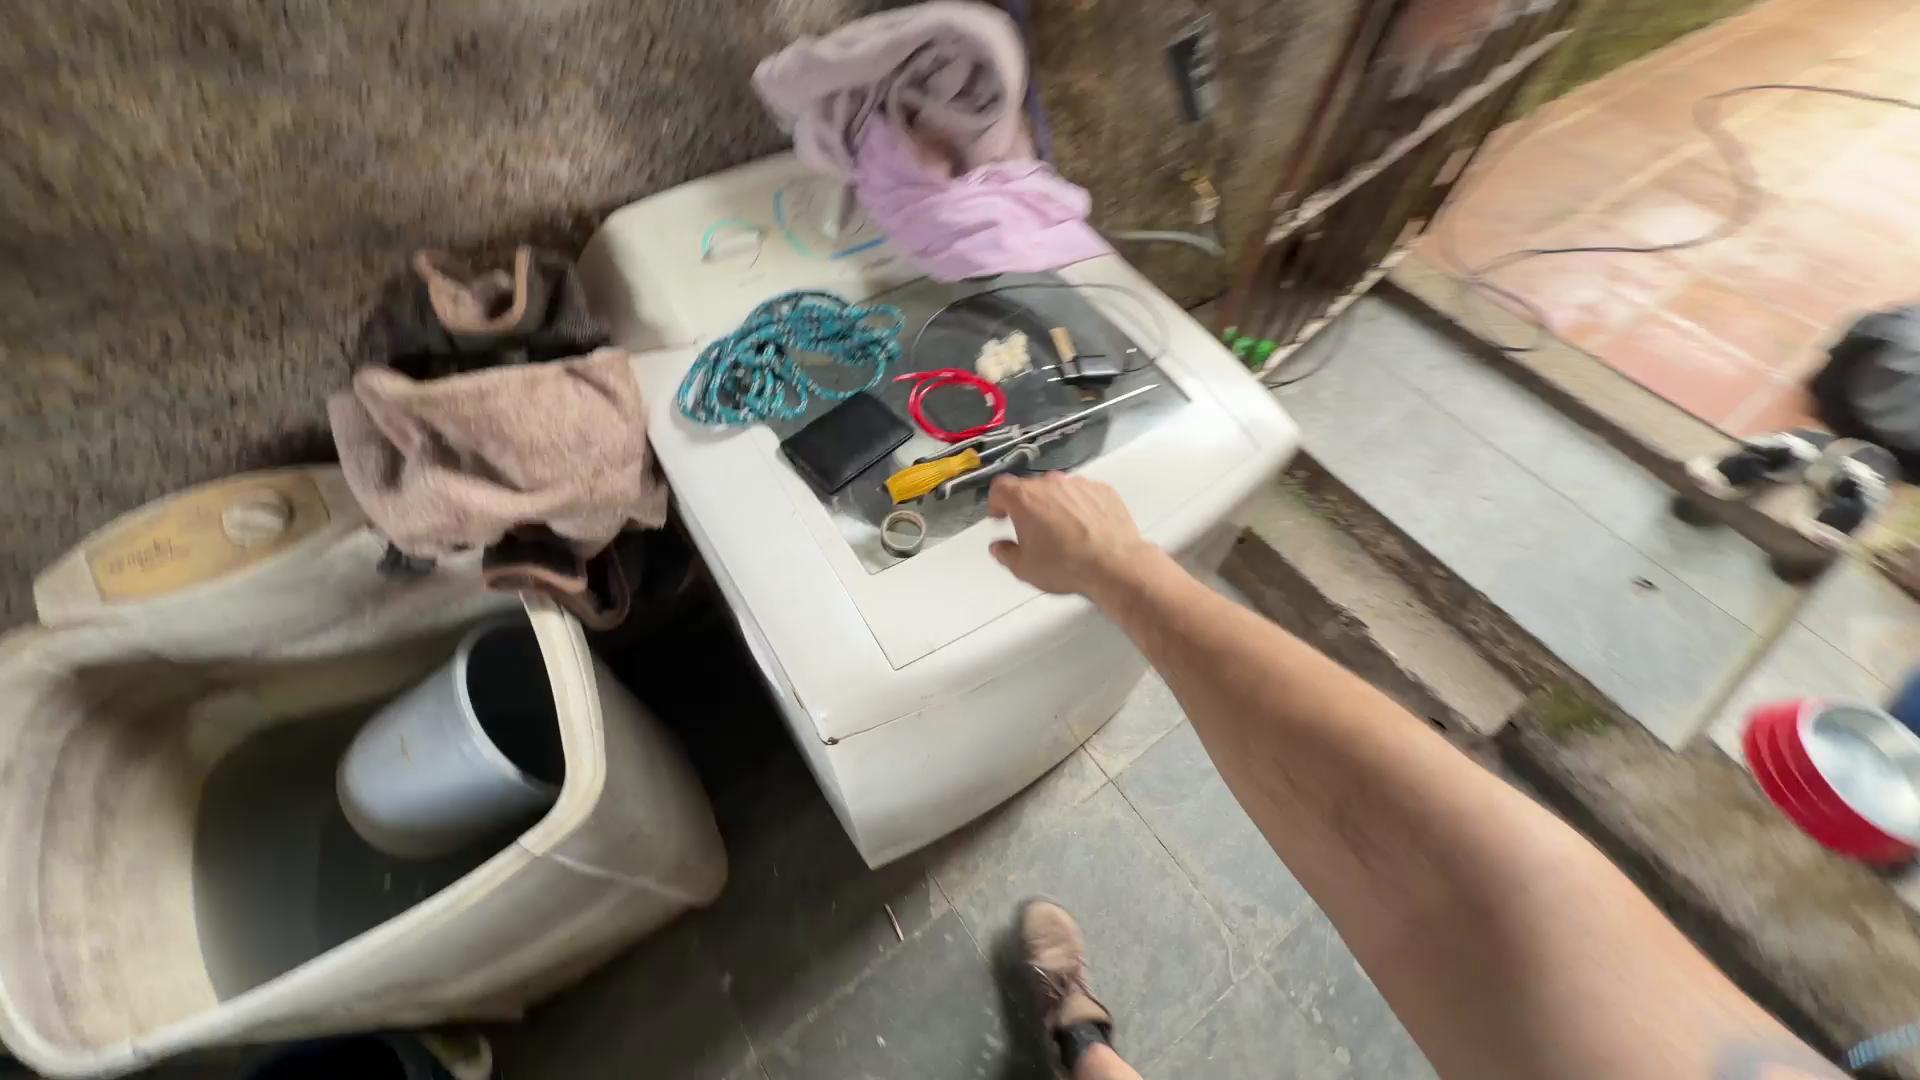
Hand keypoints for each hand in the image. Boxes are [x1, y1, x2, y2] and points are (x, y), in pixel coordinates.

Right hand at [985, 473, 1157, 596]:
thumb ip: (1005, 553)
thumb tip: (999, 546)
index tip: (1001, 517)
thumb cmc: (1064, 566)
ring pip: (1059, 489)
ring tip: (1063, 530)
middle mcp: (1051, 483)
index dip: (997, 502)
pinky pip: (1084, 493)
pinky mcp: (1103, 490)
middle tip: (1033, 529)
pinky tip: (1086, 528)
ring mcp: (1079, 484)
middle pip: (1030, 487)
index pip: (1000, 487)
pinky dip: (1080, 506)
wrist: (1114, 565)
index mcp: (1025, 499)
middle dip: (1028, 506)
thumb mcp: (1024, 568)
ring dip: (1055, 504)